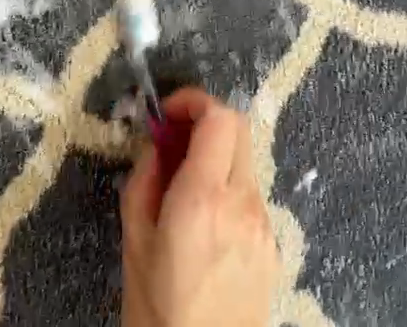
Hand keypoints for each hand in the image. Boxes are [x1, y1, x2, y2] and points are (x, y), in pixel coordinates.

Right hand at [120, 88, 280, 326]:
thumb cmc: (157, 309)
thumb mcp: (134, 239)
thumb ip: (146, 178)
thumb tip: (159, 144)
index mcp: (204, 198)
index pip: (219, 118)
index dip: (193, 101)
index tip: (166, 114)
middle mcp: (243, 202)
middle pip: (239, 128)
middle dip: (205, 121)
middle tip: (174, 141)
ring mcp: (264, 224)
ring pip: (246, 161)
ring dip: (217, 156)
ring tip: (184, 187)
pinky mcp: (273, 245)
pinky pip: (251, 194)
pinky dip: (228, 187)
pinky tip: (205, 221)